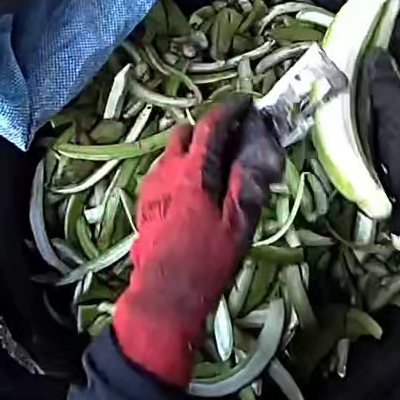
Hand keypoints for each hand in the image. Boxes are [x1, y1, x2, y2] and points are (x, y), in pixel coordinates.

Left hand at [114, 98, 281, 386]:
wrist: (164, 296)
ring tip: (214, 167)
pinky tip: (194, 190)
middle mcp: (167, 170)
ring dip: (191, 149)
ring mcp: (151, 185)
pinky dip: (179, 168)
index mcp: (193, 172)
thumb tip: (256, 154)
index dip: (230, 110)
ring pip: (170, 152)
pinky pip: (162, 171)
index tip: (246, 104)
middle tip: (230, 140)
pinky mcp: (144, 201)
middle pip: (184, 132)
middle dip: (206, 129)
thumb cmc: (206, 261)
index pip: (210, 126)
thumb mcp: (238, 225)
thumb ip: (245, 185)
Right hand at [363, 51, 399, 286]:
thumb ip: (386, 88)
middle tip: (360, 51)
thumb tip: (377, 55)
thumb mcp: (397, 121)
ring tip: (358, 77)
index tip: (375, 29)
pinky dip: (382, 108)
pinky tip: (366, 113)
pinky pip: (396, 117)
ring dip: (384, 86)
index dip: (396, 43)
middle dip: (389, 63)